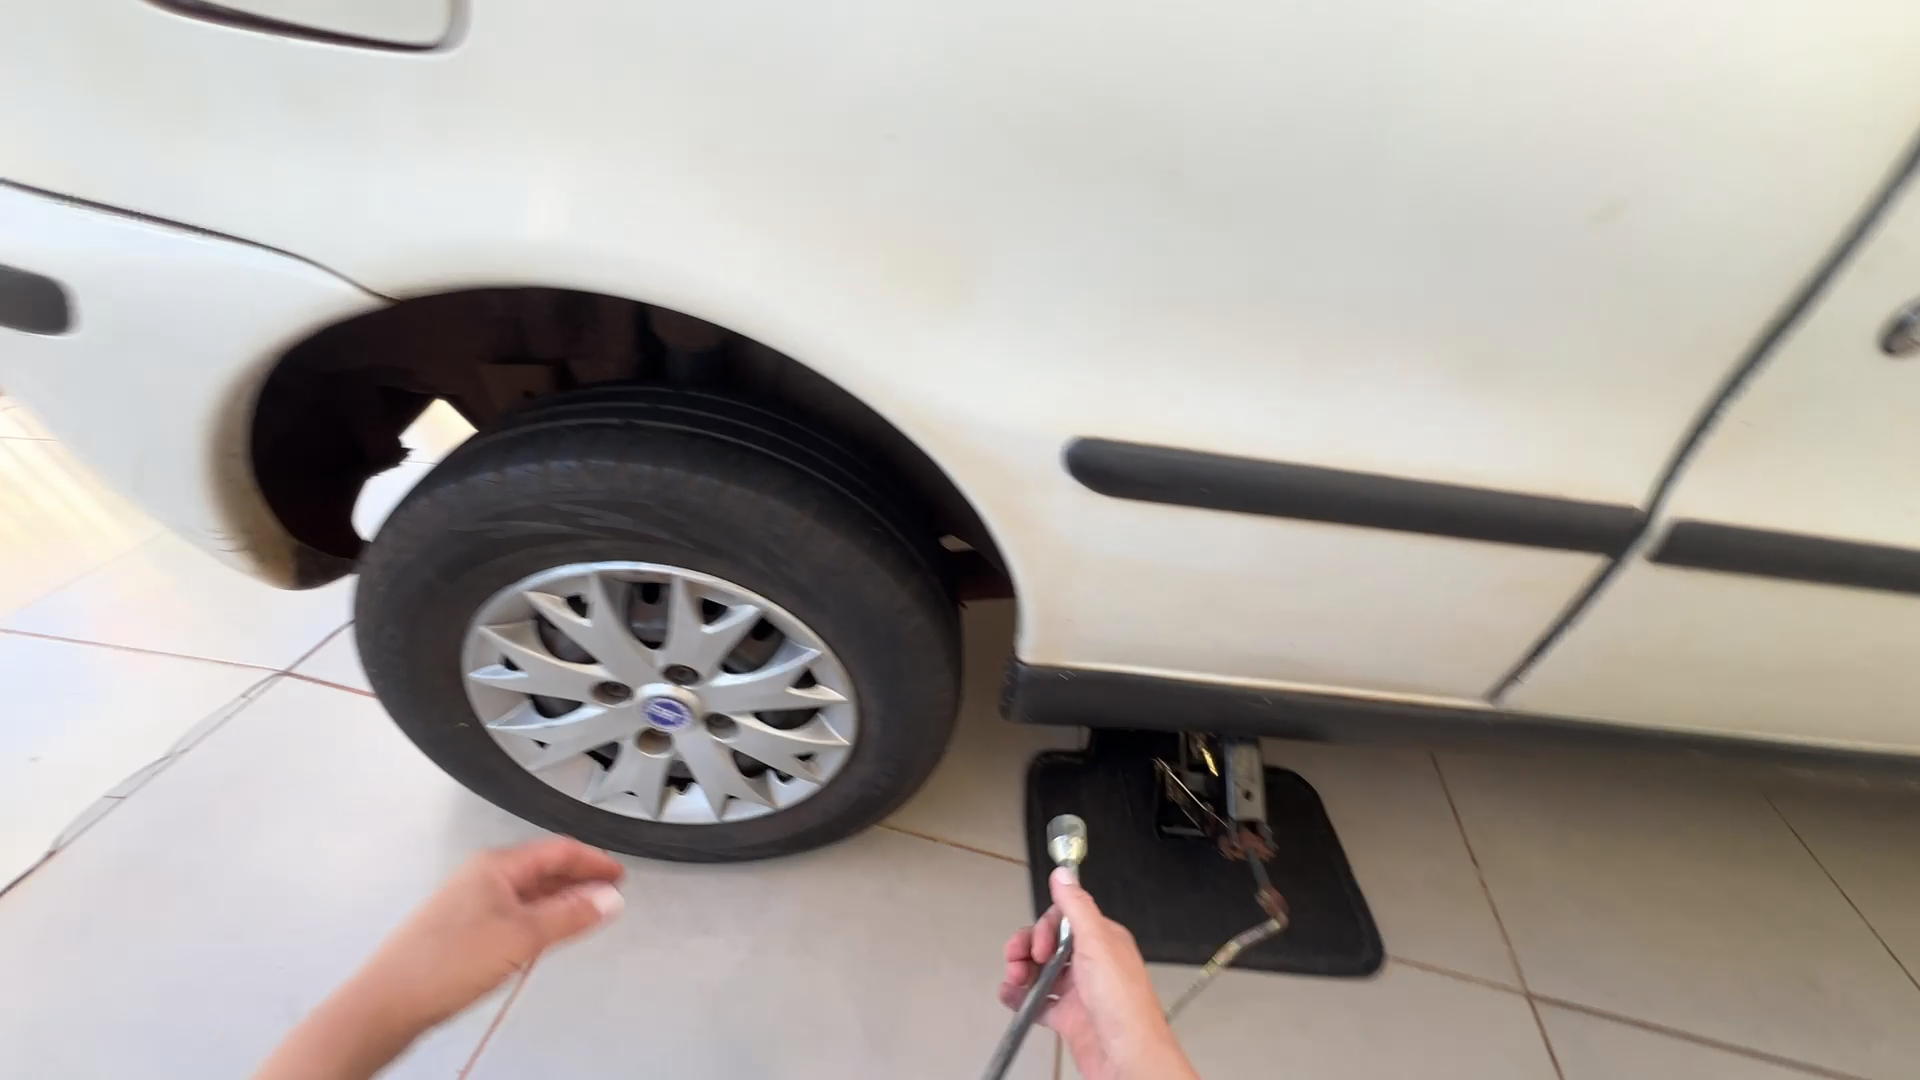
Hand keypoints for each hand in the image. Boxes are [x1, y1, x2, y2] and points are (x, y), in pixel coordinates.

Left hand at [255, 836, 625, 1079]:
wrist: (379, 1009)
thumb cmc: (442, 965)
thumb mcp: (523, 937)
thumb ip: (572, 915)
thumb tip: (610, 899)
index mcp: (496, 865)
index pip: (560, 850)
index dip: (595, 861)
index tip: (618, 874)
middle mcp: (481, 877)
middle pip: (544, 868)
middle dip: (579, 880)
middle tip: (607, 893)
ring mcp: (467, 903)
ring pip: (528, 892)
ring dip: (559, 901)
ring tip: (583, 915)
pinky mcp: (458, 931)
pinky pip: (512, 912)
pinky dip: (537, 918)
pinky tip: (542, 938)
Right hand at [999, 868, 1199, 1079]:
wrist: (1130, 1062)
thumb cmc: (1123, 1006)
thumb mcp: (1097, 943)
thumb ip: (1077, 906)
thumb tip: (1064, 874)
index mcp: (1103, 940)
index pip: (1065, 920)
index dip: (1046, 928)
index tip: (1039, 944)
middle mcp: (1091, 963)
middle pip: (1050, 945)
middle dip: (1027, 948)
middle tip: (1017, 959)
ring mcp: (1080, 993)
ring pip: (1042, 972)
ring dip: (1021, 970)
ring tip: (1012, 979)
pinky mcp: (1070, 1019)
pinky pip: (1039, 1003)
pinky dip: (1021, 998)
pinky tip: (1010, 996)